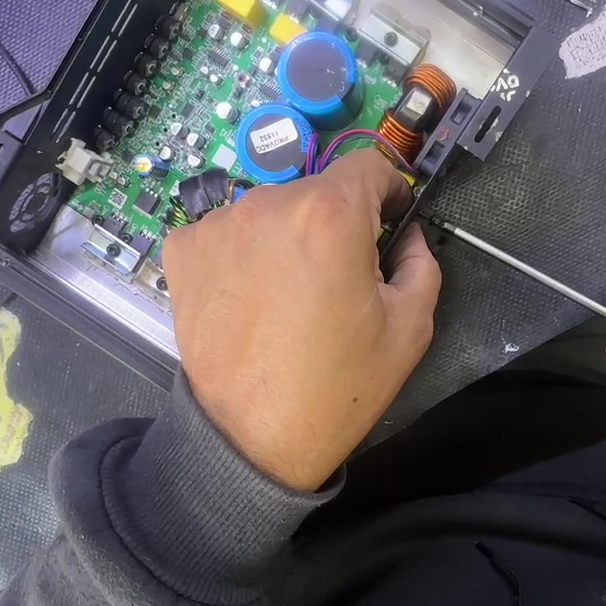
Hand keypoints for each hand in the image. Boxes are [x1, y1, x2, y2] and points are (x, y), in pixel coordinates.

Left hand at [162, 151, 440, 490]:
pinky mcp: (183, 251)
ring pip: (272, 211)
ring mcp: (218, 225)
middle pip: (318, 191)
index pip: (369, 165)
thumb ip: (422, 263)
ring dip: (288, 236)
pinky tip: (251, 296)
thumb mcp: (410, 328)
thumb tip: (406, 237)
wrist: (251, 440)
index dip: (388, 191)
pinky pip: (228, 232)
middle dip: (338, 223)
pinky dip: (244, 253)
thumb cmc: (337, 386)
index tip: (389, 220)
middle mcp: (268, 203)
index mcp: (330, 214)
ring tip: (290, 295)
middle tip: (340, 280)